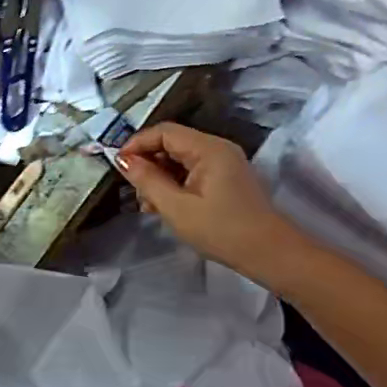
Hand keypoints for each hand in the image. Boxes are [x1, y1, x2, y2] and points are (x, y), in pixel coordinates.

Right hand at [116, 123, 310, 283]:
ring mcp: (224, 163)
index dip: (137, 144)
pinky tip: (165, 206)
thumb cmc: (221, 230)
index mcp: (208, 148)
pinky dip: (175, 184)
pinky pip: (192, 171)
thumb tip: (123, 160)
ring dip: (160, 176)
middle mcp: (217, 148)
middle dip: (148, 163)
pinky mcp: (226, 178)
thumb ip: (147, 180)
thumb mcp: (177, 208)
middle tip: (133, 191)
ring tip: (148, 205)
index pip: (164, 131)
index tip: (117, 165)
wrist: (269, 254)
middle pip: (172, 143)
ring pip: (180, 159)